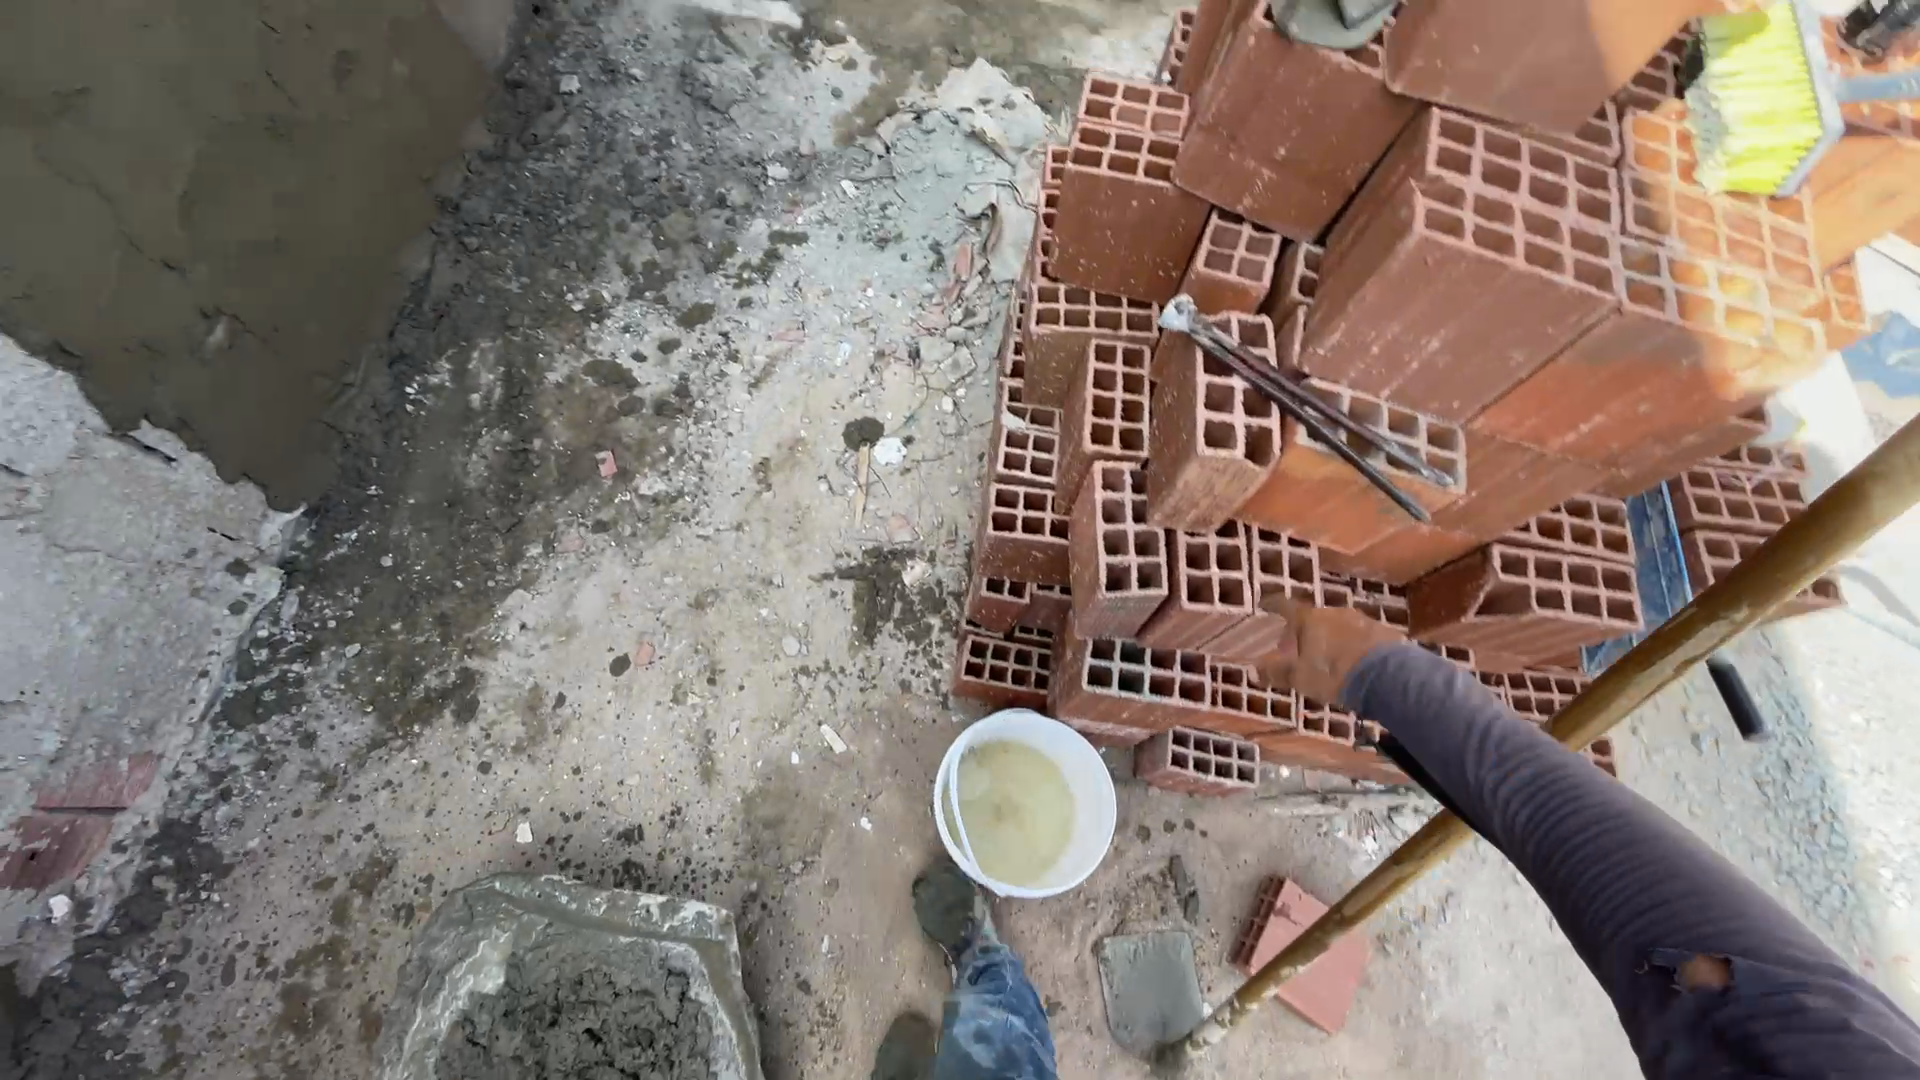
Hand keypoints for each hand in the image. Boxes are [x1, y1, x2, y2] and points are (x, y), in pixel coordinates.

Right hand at [1254, 595, 1406, 705]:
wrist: (1391, 677)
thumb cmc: (1334, 674)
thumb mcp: (1300, 678)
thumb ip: (1276, 672)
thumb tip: (1255, 669)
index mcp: (1308, 618)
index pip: (1284, 605)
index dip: (1272, 605)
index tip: (1264, 606)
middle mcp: (1333, 612)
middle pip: (1313, 617)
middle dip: (1304, 631)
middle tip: (1299, 649)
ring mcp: (1361, 619)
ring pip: (1338, 626)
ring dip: (1331, 638)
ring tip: (1330, 659)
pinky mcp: (1384, 632)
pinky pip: (1361, 636)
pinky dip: (1353, 646)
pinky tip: (1355, 663)